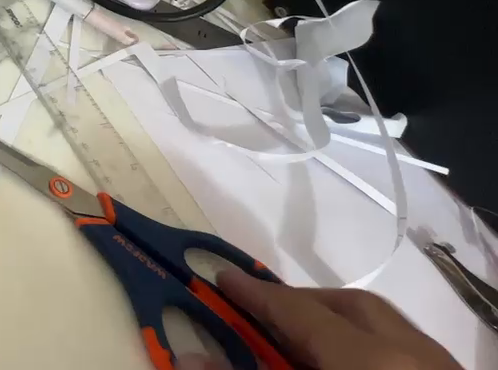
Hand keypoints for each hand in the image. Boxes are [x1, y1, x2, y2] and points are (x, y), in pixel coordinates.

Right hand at [212, 269, 461, 369]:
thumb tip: (191, 357)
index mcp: (369, 355)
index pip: (299, 308)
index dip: (255, 292)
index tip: (222, 278)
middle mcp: (415, 354)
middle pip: (357, 305)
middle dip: (307, 300)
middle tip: (268, 311)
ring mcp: (447, 367)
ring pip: (394, 327)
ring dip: (345, 324)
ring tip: (311, 341)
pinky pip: (416, 353)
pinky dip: (381, 351)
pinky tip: (358, 363)